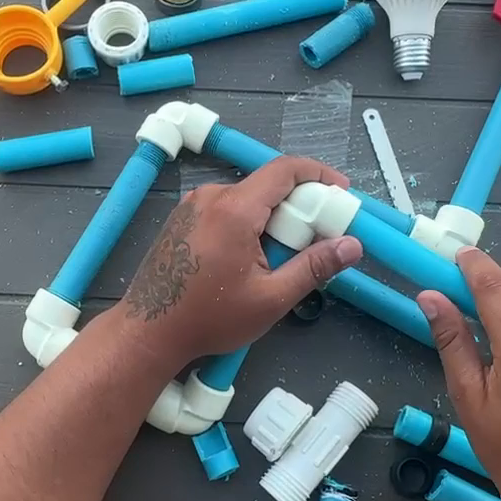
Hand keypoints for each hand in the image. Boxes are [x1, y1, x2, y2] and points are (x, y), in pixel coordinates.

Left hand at [113, 157, 363, 366]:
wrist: (148, 331)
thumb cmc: (209, 318)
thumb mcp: (270, 298)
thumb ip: (313, 267)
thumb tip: (352, 246)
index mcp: (234, 208)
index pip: (285, 170)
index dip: (319, 175)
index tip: (341, 193)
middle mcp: (211, 197)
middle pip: (267, 185)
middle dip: (299, 205)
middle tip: (318, 236)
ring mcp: (192, 205)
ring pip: (246, 198)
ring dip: (272, 217)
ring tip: (285, 253)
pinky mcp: (181, 219)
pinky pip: (225, 208)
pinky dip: (248, 222)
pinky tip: (253, 256)